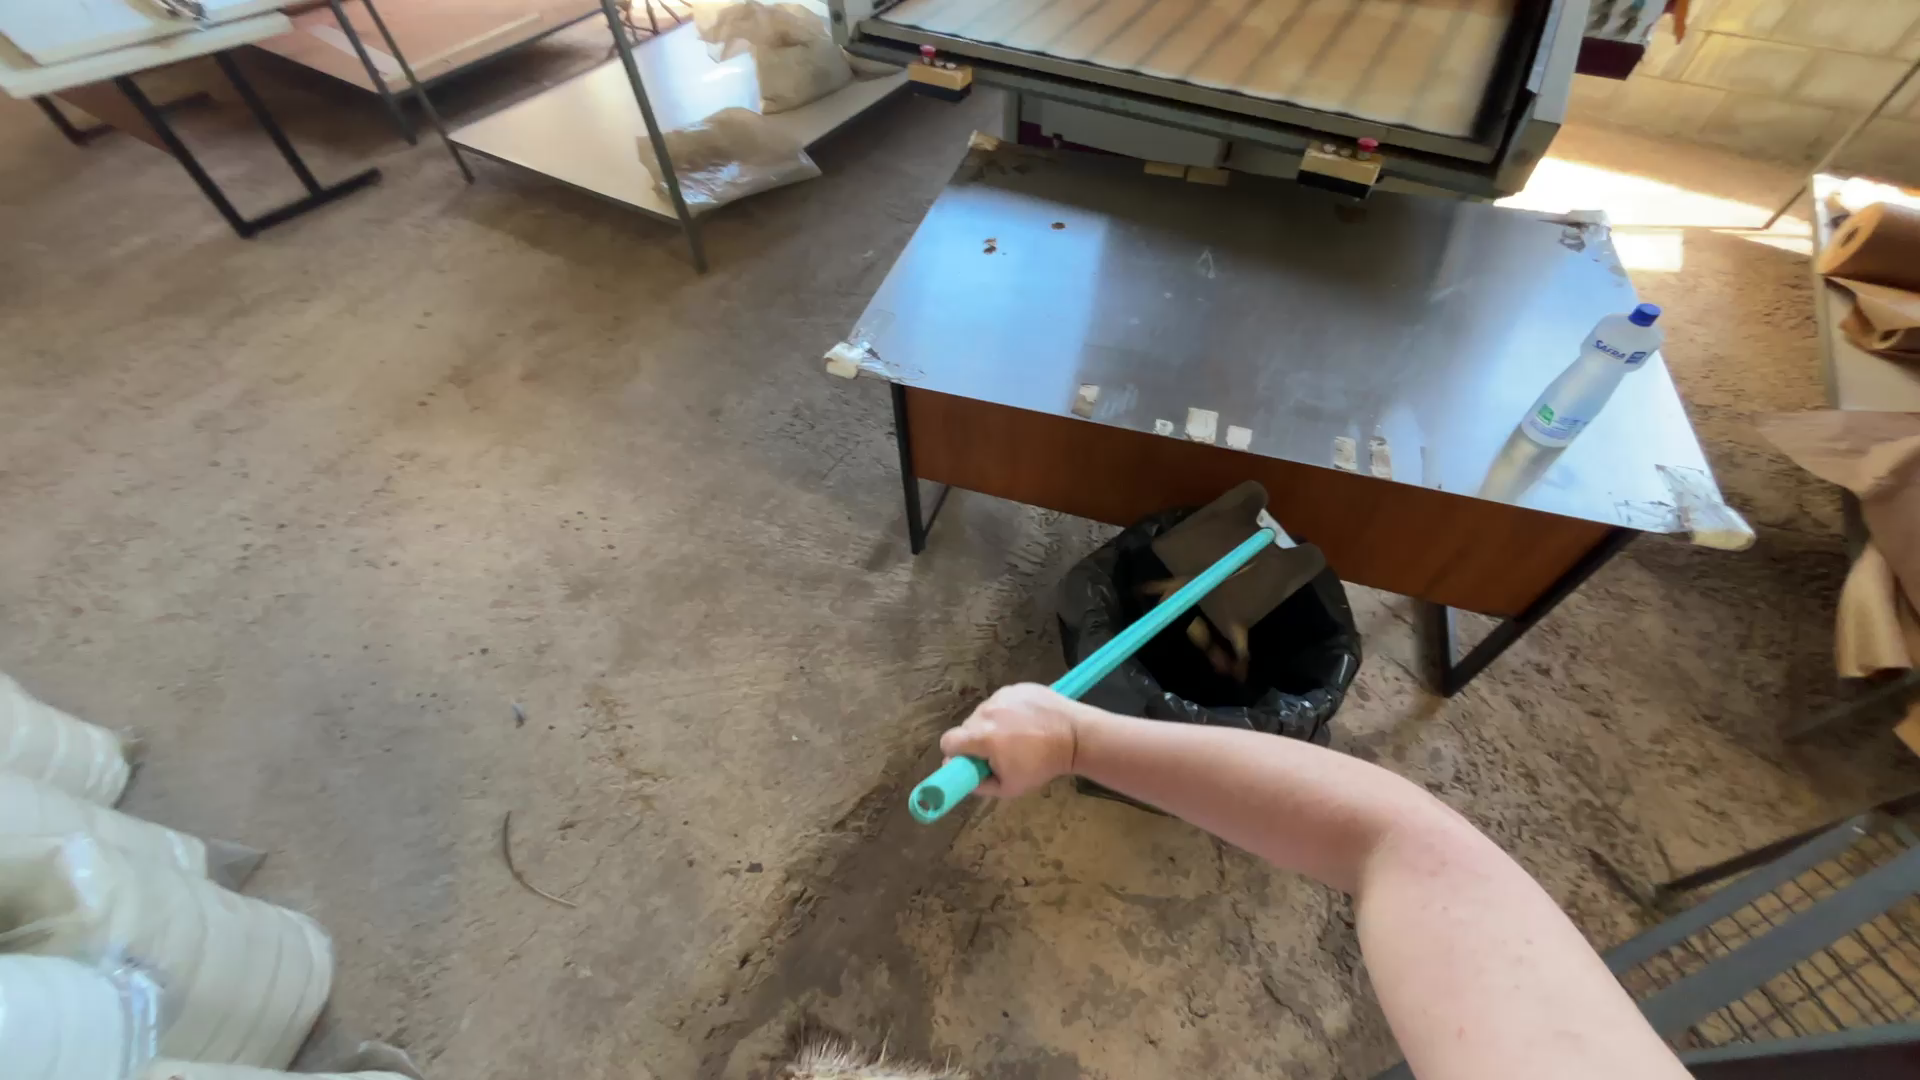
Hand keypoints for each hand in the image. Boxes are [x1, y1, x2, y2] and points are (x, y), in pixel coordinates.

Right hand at [938, 683, 1080, 797]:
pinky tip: (1026, 722)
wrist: (1075, 736)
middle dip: (976, 741)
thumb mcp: (1009, 787)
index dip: (955, 753)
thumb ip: (979, 785)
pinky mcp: (1015, 687)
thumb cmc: (1042, 765)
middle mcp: (987, 712)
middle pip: (967, 727)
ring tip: (1017, 736)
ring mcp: (1002, 696)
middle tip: (999, 752)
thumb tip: (962, 775)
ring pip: (984, 714)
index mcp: (982, 737)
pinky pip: (1001, 702)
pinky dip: (1007, 712)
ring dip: (992, 725)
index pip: (948, 742)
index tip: (970, 760)